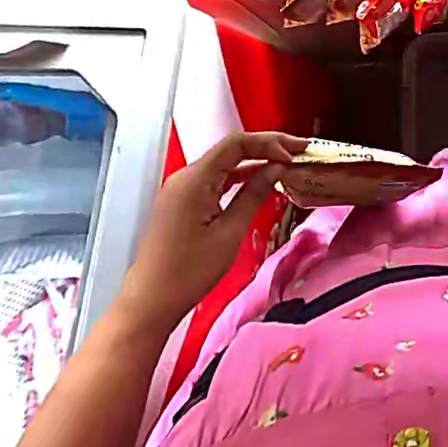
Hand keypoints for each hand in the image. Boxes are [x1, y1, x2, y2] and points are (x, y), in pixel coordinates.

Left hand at [116, 131, 308, 329]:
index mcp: (194, 179)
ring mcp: (183, 187)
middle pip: (231, 148)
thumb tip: (275, 169)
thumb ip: (253, 195)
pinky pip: (217, 178)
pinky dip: (240, 176)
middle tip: (298, 150)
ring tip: (286, 161)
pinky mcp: (184, 200)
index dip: (269, 143)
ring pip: (225, 162)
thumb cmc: (188, 273)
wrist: (149, 303)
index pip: (236, 143)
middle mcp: (186, 176)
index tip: (294, 152)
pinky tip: (261, 180)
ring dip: (256, 160)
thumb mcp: (229, 234)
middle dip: (266, 146)